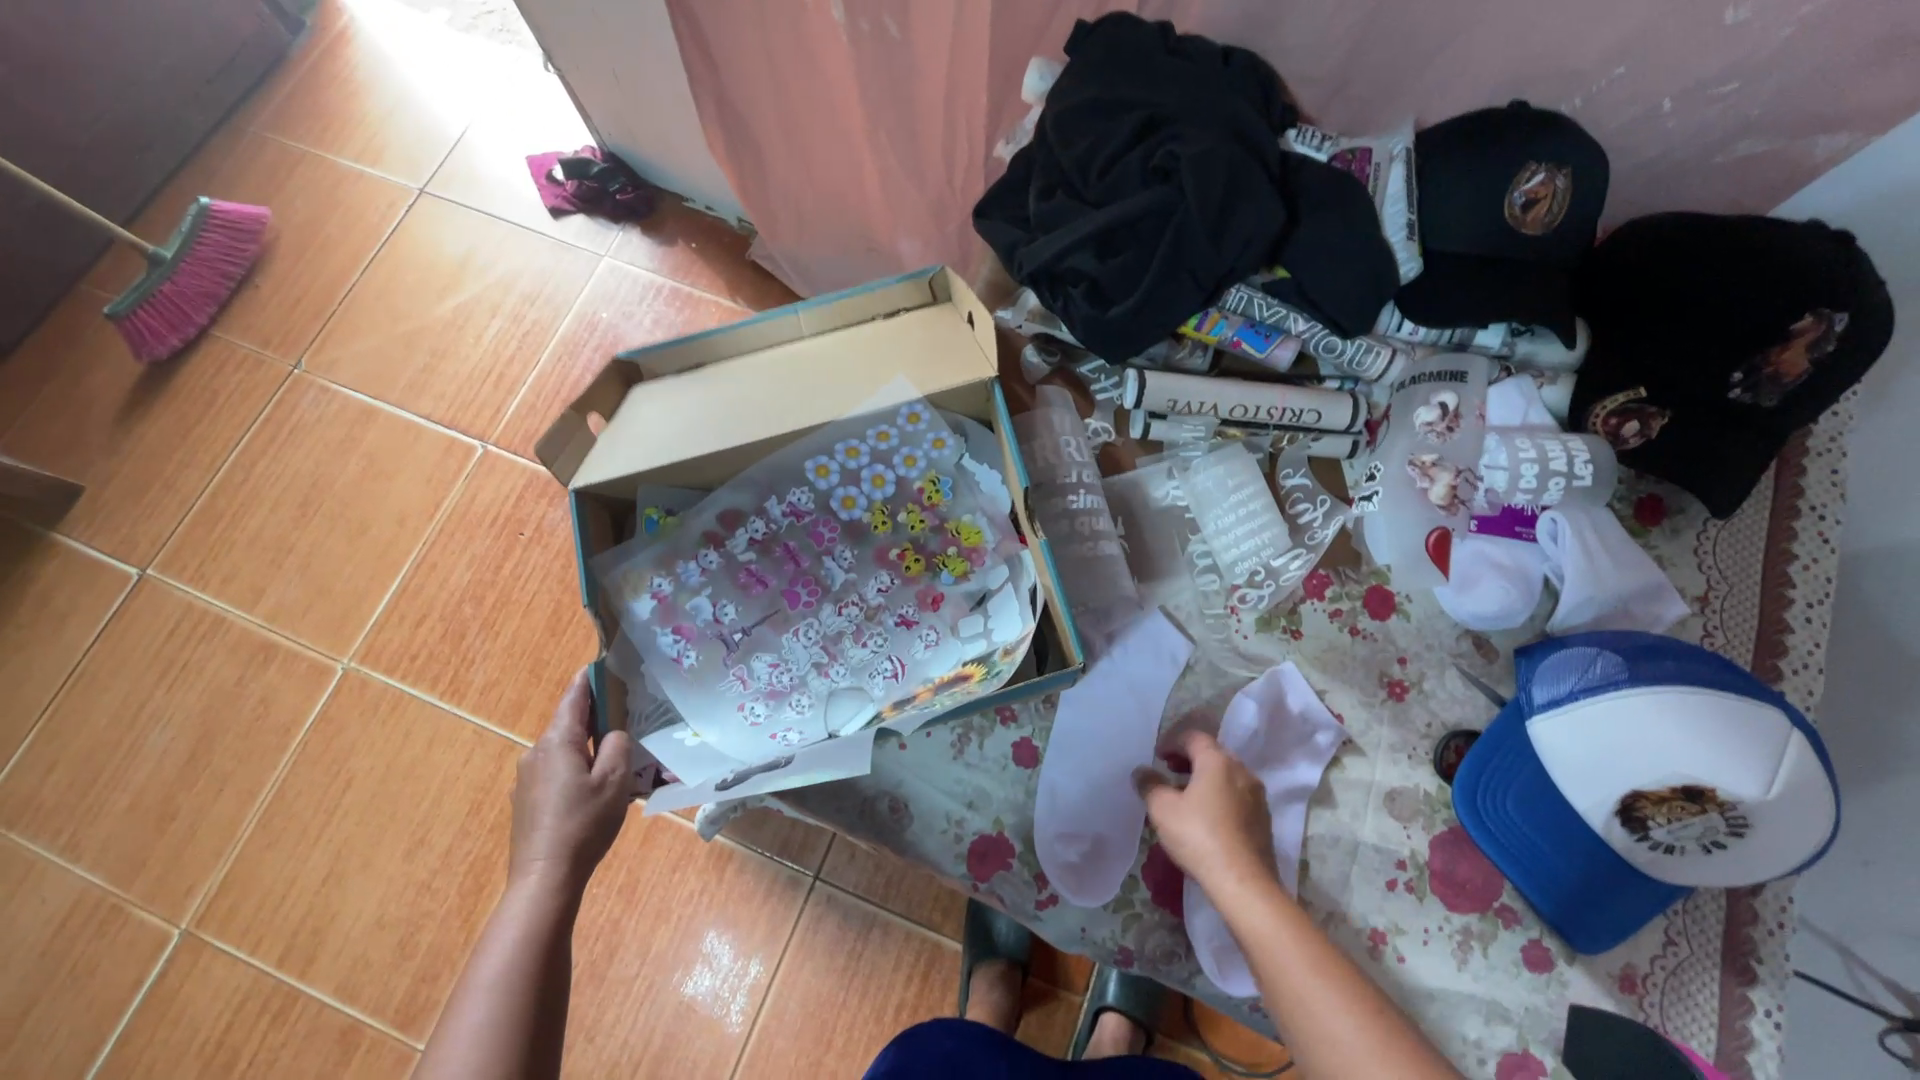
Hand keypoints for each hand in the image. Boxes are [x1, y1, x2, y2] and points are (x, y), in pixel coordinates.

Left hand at [508, 667, 634, 894]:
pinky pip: (555, 773)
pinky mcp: (525, 801)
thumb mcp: (614, 781)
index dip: (589, 679)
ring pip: (562, 751)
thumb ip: (617, 746)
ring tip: (614, 758)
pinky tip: (593, 790)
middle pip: (567, 724)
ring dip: (586, 748)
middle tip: (624, 714)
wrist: (544, 877)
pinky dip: (575, 770)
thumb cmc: (584, 823)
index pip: (573, 698)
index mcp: (557, 742)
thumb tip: (614, 732)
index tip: (604, 664)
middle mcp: (535, 754)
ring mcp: (526, 779)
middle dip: (594, 717)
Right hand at [1136, 730, 1276, 892]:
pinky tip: (1207, 818)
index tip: (1158, 756)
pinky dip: (1220, 797)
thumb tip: (1142, 772)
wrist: (1244, 882)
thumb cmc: (1199, 836)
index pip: (1195, 736)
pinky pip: (1237, 797)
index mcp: (1218, 762)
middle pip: (1213, 754)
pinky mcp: (1263, 819)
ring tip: (1186, 796)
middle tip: (1169, 772)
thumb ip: (1150, 785)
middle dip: (1189, 759)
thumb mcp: (1162, 809)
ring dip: (1206, 779)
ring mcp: (1257, 796)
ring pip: (1227, 776)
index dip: (1173, 741)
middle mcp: (1242, 771)